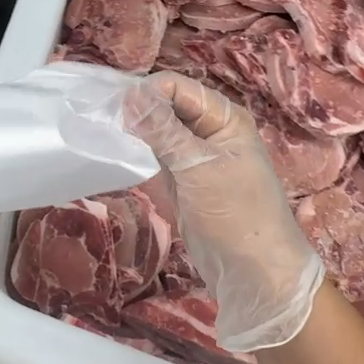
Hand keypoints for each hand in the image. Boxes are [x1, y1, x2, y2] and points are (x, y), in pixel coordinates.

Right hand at [125, 70, 324, 350]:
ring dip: (137, 134)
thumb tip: (131, 95)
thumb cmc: (235, 214)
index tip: (120, 114)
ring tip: (110, 140)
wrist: (255, 275)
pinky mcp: (183, 182)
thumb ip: (163, 130)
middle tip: (108, 125)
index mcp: (224, 118)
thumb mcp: (197, 167)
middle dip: (139, 112)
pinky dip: (140, 156)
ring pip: (158, 132)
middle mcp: (210, 131)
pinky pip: (156, 157)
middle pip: (166, 106)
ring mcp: (195, 158)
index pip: (177, 87)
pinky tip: (121, 158)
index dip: (148, 94)